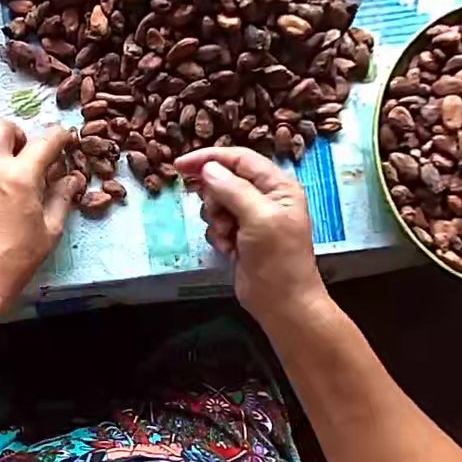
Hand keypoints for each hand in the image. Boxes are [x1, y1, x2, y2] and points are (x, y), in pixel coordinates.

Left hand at [0, 119, 80, 304]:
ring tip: (8, 179)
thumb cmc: (17, 258)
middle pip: (0, 127)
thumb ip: (62, 197)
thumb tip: (71, 179)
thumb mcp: (50, 230)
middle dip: (18, 134)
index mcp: (19, 177)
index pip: (44, 141)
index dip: (59, 136)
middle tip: (27, 155)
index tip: (65, 138)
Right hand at [174, 147, 325, 324]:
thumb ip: (232, 189)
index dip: (209, 158)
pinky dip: (217, 235)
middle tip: (217, 216)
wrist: (282, 303)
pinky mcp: (240, 235)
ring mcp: (251, 217)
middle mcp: (265, 196)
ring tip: (228, 236)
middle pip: (224, 179)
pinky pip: (216, 223)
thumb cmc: (277, 259)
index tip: (180, 165)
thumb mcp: (258, 218)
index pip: (239, 158)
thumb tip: (207, 168)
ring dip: (215, 219)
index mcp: (278, 185)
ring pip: (216, 202)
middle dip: (214, 196)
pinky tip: (228, 249)